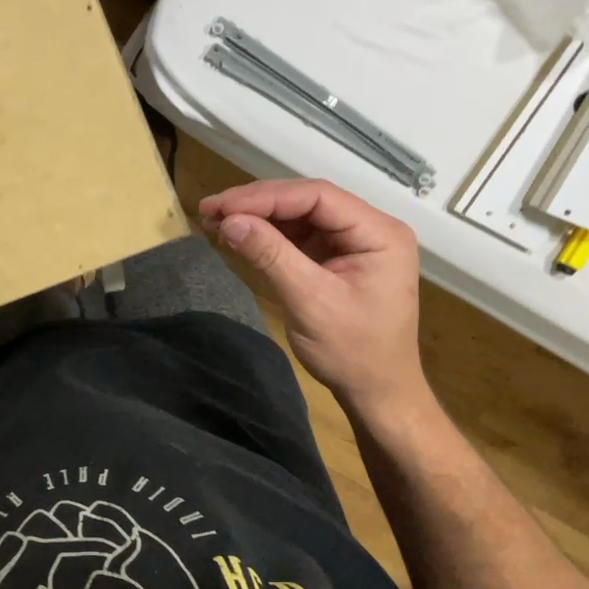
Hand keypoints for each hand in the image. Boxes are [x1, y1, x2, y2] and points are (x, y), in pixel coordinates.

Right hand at [199, 179, 428, 415]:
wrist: (377, 392)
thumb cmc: (352, 351)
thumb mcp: (309, 301)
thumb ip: (270, 255)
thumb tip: (228, 221)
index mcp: (379, 232)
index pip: (317, 197)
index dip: (266, 197)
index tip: (222, 206)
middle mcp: (369, 228)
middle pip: (306, 200)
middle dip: (256, 204)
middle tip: (209, 210)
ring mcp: (352, 241)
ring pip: (298, 214)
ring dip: (256, 216)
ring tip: (214, 220)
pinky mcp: (335, 255)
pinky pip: (296, 233)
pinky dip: (265, 234)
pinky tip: (236, 234)